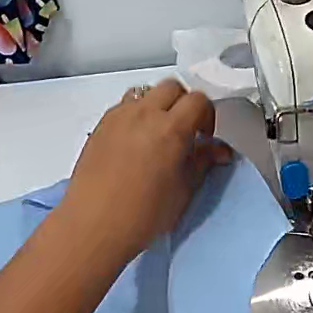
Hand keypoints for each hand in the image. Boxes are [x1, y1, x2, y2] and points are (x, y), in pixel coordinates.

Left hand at [52, 79, 232, 265]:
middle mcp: (143, 114)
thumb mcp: (183, 190)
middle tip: (185, 129)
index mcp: (170, 128)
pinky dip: (135, 114)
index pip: (198, 100)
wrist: (94, 224)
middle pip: (171, 87)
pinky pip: (123, 106)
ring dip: (157, 104)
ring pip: (144, 92)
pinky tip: (135, 140)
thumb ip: (202, 162)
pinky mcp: (100, 125)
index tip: (204, 135)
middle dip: (183, 102)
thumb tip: (218, 150)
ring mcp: (119, 117)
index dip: (207, 115)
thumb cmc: (142, 214)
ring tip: (158, 131)